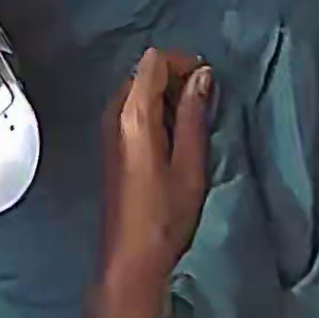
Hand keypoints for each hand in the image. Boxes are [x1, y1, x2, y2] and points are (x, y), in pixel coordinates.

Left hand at [82, 48, 213, 317]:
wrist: (130, 257)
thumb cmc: (165, 214)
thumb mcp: (190, 164)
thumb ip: (194, 115)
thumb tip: (203, 74)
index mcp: (133, 112)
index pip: (154, 60)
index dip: (183, 62)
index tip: (208, 82)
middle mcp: (115, 109)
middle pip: (146, 71)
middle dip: (178, 78)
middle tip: (206, 106)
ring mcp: (110, 123)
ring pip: (141, 88)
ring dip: (169, 95)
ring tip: (195, 126)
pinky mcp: (112, 138)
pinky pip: (135, 106)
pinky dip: (157, 109)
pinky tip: (175, 138)